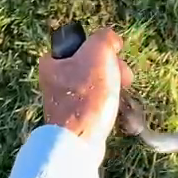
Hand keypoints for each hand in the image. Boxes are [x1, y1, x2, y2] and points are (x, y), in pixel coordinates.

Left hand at [37, 28, 132, 147]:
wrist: (81, 140)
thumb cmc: (87, 94)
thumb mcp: (98, 52)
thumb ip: (105, 37)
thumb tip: (112, 40)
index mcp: (52, 61)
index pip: (84, 45)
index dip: (103, 50)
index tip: (115, 58)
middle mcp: (52, 80)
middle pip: (91, 65)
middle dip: (112, 68)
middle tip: (125, 78)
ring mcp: (62, 101)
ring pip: (95, 84)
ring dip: (112, 86)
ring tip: (122, 94)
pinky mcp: (73, 119)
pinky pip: (94, 103)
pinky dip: (106, 103)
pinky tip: (114, 108)